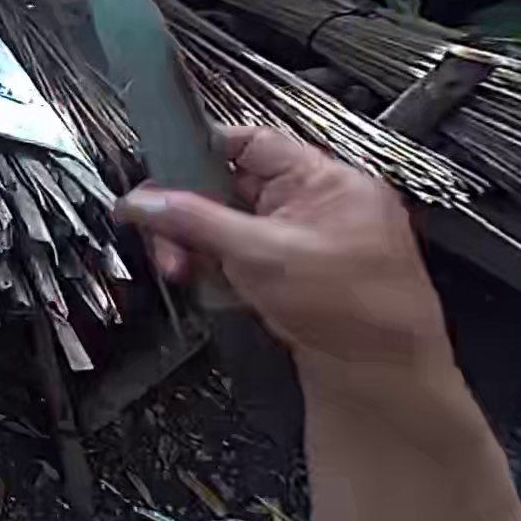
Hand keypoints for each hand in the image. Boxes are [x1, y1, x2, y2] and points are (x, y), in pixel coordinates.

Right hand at [112, 125, 449, 373]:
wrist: (377, 377)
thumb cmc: (352, 311)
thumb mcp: (260, 254)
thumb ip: (194, 220)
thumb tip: (142, 200)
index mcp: (324, 182)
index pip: (250, 143)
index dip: (200, 151)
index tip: (159, 171)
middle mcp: (308, 203)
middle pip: (224, 187)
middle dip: (185, 214)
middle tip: (161, 237)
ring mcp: (293, 236)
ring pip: (220, 223)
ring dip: (192, 244)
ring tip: (180, 267)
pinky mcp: (280, 266)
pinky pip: (228, 250)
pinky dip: (209, 264)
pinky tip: (205, 281)